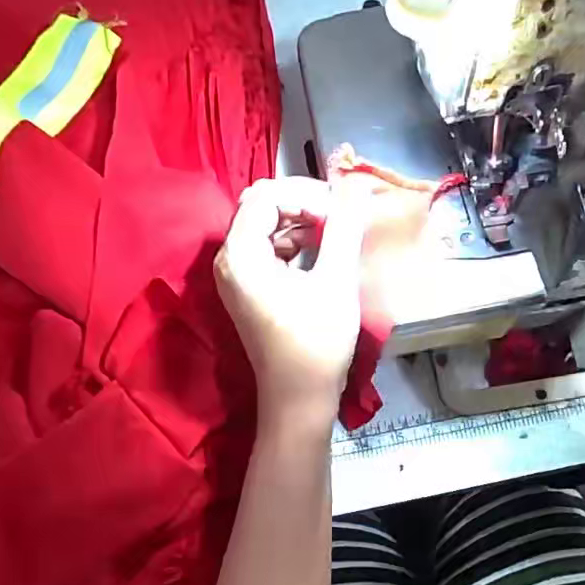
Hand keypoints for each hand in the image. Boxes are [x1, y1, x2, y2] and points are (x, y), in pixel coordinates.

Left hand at [215, 177, 367, 423]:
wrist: (299, 397)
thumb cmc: (316, 344)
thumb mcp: (335, 281)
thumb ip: (343, 229)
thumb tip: (355, 186)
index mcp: (241, 255)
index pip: (267, 195)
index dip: (306, 195)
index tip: (339, 213)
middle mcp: (229, 259)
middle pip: (262, 206)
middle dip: (303, 203)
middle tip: (339, 216)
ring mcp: (237, 275)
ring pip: (265, 225)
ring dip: (301, 221)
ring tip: (335, 233)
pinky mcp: (249, 288)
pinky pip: (268, 248)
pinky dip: (294, 242)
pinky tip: (321, 250)